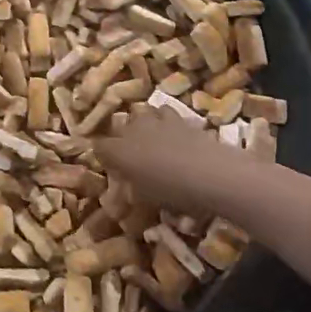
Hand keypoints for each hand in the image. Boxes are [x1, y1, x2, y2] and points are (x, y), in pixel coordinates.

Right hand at [97, 104, 245, 209]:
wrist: (211, 174)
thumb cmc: (172, 192)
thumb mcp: (146, 199)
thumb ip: (133, 189)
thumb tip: (129, 188)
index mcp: (119, 151)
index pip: (99, 146)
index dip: (103, 154)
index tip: (110, 164)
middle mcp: (133, 130)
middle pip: (120, 125)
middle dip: (123, 136)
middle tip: (131, 152)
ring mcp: (157, 120)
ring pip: (142, 112)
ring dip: (144, 122)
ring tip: (152, 136)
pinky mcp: (180, 118)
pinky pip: (165, 113)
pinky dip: (166, 121)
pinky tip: (174, 133)